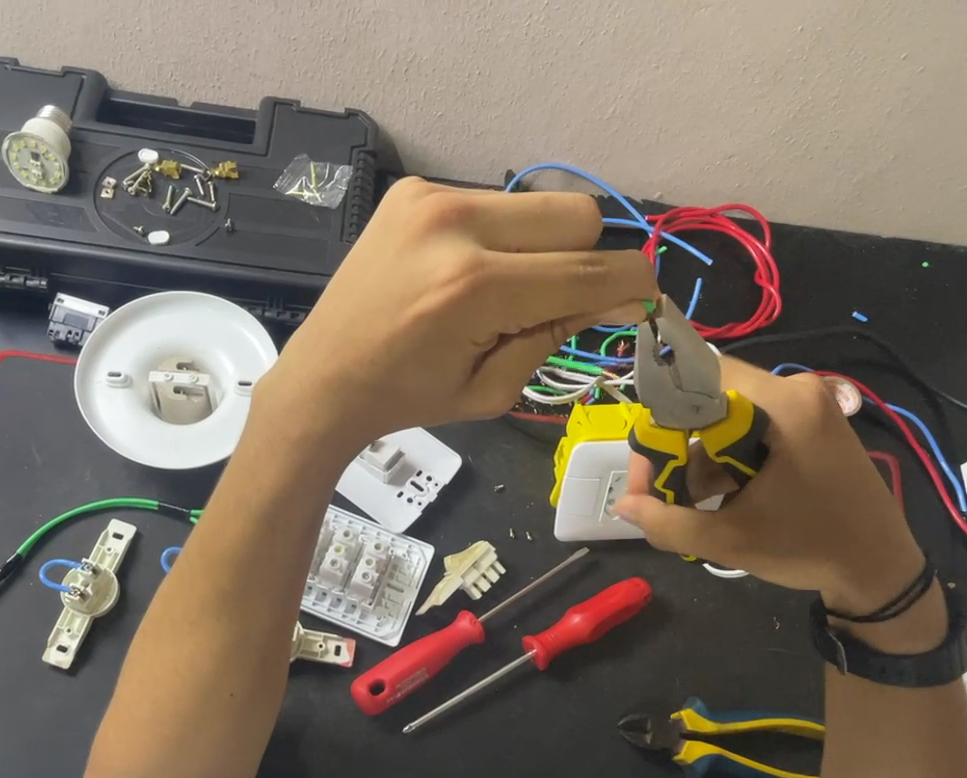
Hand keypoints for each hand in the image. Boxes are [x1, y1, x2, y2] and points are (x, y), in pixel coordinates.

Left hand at [256, 178, 656, 454]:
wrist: (324, 379)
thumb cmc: (407, 399)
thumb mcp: (492, 388)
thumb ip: (556, 334)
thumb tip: (613, 296)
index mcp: (477, 289)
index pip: (591, 270)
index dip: (632, 286)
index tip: (642, 300)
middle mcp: (457, 226)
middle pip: (578, 213)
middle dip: (584, 260)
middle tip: (554, 301)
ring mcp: (430, 198)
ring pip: (536, 204)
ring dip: (538, 246)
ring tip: (498, 292)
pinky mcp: (412, 190)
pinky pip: (491, 202)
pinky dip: (498, 236)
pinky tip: (463, 273)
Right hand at [609, 357, 925, 614]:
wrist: (880, 569)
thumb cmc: (810, 548)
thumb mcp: (729, 540)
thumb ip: (667, 521)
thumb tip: (623, 506)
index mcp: (783, 405)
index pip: (699, 376)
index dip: (661, 416)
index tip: (647, 466)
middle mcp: (793, 393)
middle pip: (706, 403)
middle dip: (674, 450)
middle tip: (658, 496)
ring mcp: (803, 409)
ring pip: (721, 422)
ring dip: (694, 462)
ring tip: (682, 510)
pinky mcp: (806, 428)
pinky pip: (745, 433)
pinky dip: (720, 464)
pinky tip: (709, 502)